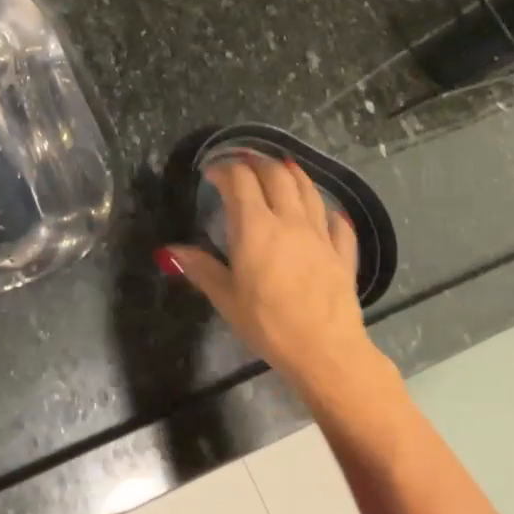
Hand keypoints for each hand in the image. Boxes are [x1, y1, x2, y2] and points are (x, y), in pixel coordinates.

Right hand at [156, 155, 381, 395]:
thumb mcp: (225, 298)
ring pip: (308, 189)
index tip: (211, 173)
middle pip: (275, 174)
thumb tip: (171, 250)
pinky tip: (324, 212)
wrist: (325, 351)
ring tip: (279, 169)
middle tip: (242, 165)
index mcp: (255, 227)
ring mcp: (320, 235)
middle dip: (256, 162)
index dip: (223, 169)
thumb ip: (200, 268)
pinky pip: (337, 222)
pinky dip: (327, 210)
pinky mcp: (342, 254)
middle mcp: (289, 221)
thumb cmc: (267, 324)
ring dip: (291, 173)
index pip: (239, 180)